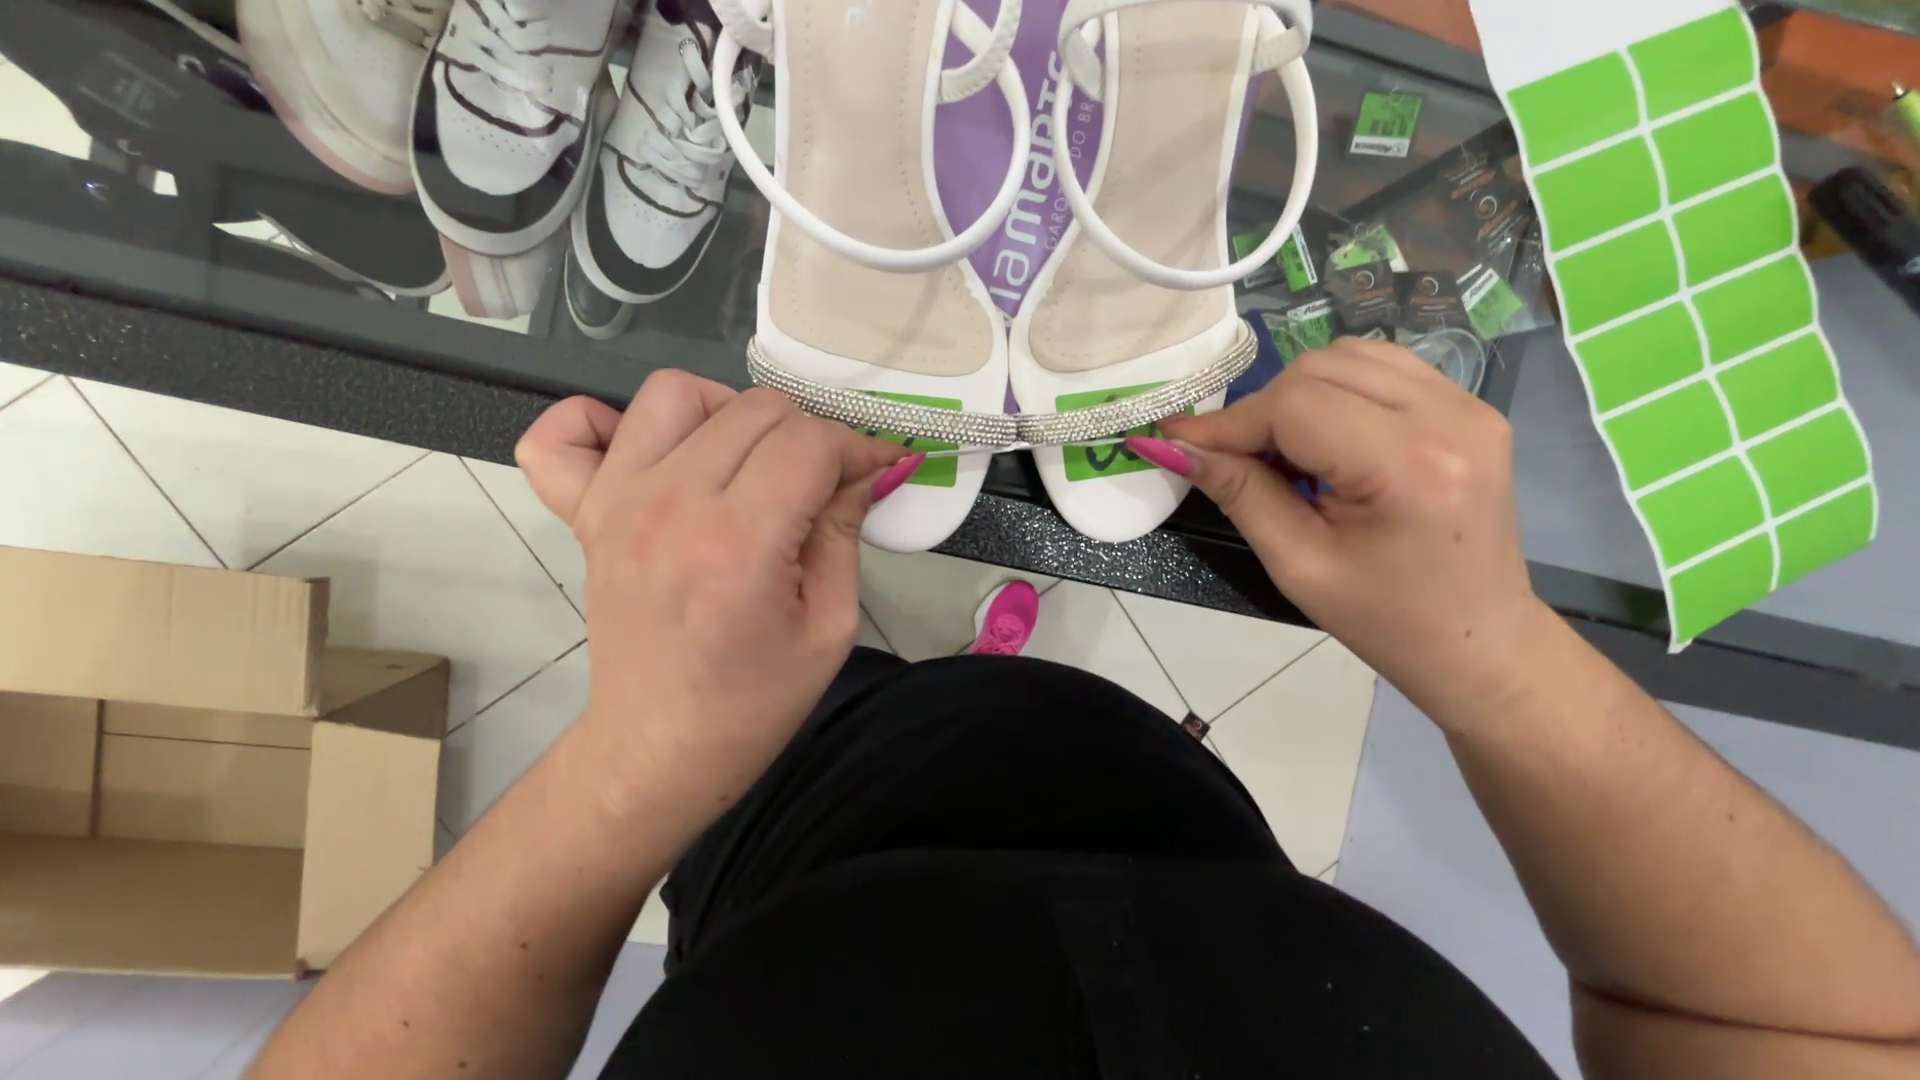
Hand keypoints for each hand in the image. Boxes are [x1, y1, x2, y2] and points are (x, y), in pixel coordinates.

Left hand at [514, 374, 908, 837]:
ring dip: (729, 413)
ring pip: (677, 394)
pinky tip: (649, 455)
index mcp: (739, 544)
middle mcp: (670, 506)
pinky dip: (603, 422)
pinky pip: (568, 432)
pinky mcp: (584, 513)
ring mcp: (615, 503)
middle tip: (825, 481)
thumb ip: (844, 531)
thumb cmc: (755, 702)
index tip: (876, 469)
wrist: (661, 747)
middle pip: (755, 410)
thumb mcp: (830, 625)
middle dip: (808, 433)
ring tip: (750, 462)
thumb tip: (867, 467)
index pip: (810, 442)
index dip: (856, 446)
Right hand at [1146, 338, 1549, 710]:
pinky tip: (1325, 439)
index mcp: (1410, 467)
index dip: (1229, 422)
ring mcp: (1468, 404)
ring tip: (1283, 452)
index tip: (1175, 440)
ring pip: (1348, 357)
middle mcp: (1449, 418)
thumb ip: (1238, 493)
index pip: (1296, 406)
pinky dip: (1335, 391)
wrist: (1477, 639)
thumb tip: (1172, 448)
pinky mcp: (1470, 407)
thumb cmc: (1384, 619)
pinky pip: (1381, 368)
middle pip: (1318, 370)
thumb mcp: (1298, 565)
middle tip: (1232, 459)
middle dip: (1261, 410)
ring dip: (1296, 395)